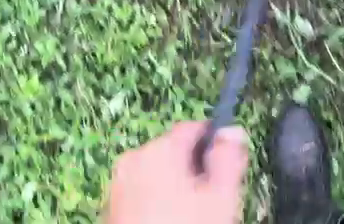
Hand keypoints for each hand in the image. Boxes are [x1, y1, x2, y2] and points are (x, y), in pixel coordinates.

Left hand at [104, 121, 248, 223]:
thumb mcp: (220, 199)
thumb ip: (229, 159)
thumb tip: (233, 130)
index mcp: (160, 148)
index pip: (193, 129)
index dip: (212, 147)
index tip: (224, 173)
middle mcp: (134, 157)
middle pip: (174, 152)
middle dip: (192, 172)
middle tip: (207, 205)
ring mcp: (118, 184)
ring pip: (157, 175)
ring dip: (173, 189)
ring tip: (188, 218)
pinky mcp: (110, 209)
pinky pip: (140, 194)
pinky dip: (154, 205)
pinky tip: (168, 223)